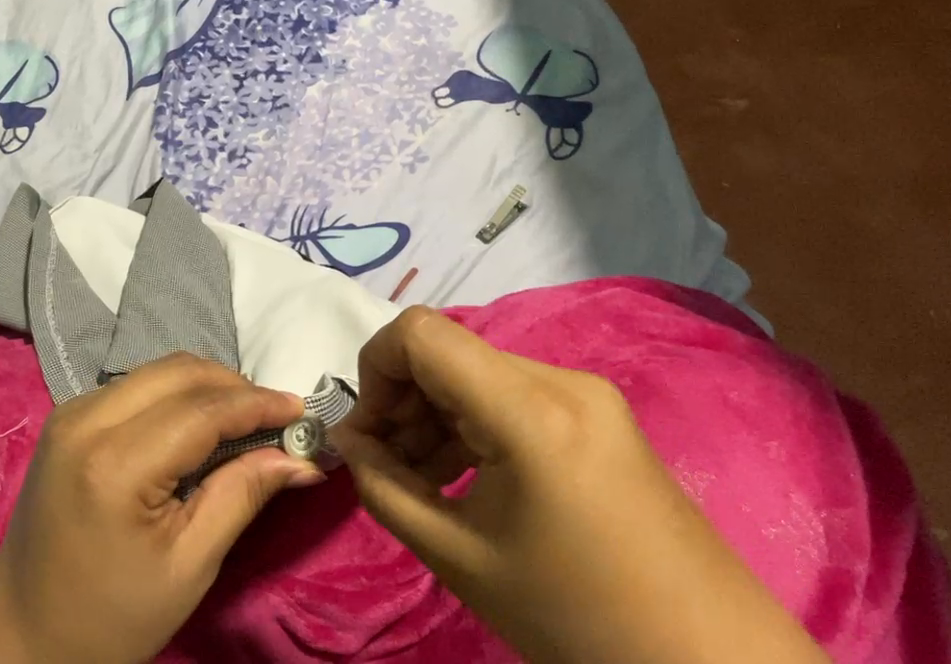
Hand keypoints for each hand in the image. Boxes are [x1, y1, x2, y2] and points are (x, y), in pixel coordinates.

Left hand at [0, 352, 324, 663]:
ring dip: (205, 387)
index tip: (304, 410)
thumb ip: (243, 496)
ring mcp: (69, 413)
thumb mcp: (189, 566)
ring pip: (155, 372)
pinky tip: (199, 426)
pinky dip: (174, 395)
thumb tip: (301, 455)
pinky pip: (133, 387)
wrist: (24, 633)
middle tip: (277, 417)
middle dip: (234, 386)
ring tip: (245, 422)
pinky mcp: (65, 419)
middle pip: (177, 372)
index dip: (257, 404)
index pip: (201, 410)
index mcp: (114, 461)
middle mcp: (85, 419)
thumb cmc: (112, 615)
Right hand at [329, 306, 829, 663]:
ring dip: (433, 415)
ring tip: (421, 482)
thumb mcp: (458, 556)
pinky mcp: (601, 419)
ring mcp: (588, 397)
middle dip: (400, 401)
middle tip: (385, 466)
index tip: (366, 434)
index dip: (374, 368)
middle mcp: (561, 381)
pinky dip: (470, 426)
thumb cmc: (578, 617)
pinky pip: (511, 398)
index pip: (419, 333)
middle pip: (447, 353)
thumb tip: (350, 440)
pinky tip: (464, 480)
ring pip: (476, 374)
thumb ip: (384, 488)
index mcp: (530, 408)